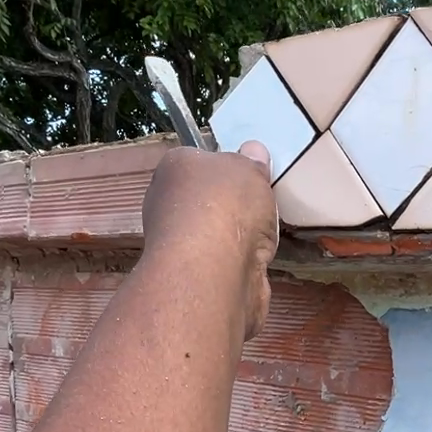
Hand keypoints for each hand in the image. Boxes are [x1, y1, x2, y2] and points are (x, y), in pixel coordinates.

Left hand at [140, 141, 278, 339]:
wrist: (215, 270)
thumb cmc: (227, 205)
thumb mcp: (248, 168)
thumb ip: (252, 161)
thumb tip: (253, 151)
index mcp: (175, 168)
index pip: (199, 162)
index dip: (227, 169)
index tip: (251, 178)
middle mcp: (169, 205)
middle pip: (208, 202)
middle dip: (233, 209)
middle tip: (261, 211)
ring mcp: (181, 246)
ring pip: (217, 237)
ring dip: (238, 241)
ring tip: (262, 241)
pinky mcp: (197, 279)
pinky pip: (225, 266)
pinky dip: (241, 268)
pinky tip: (254, 266)